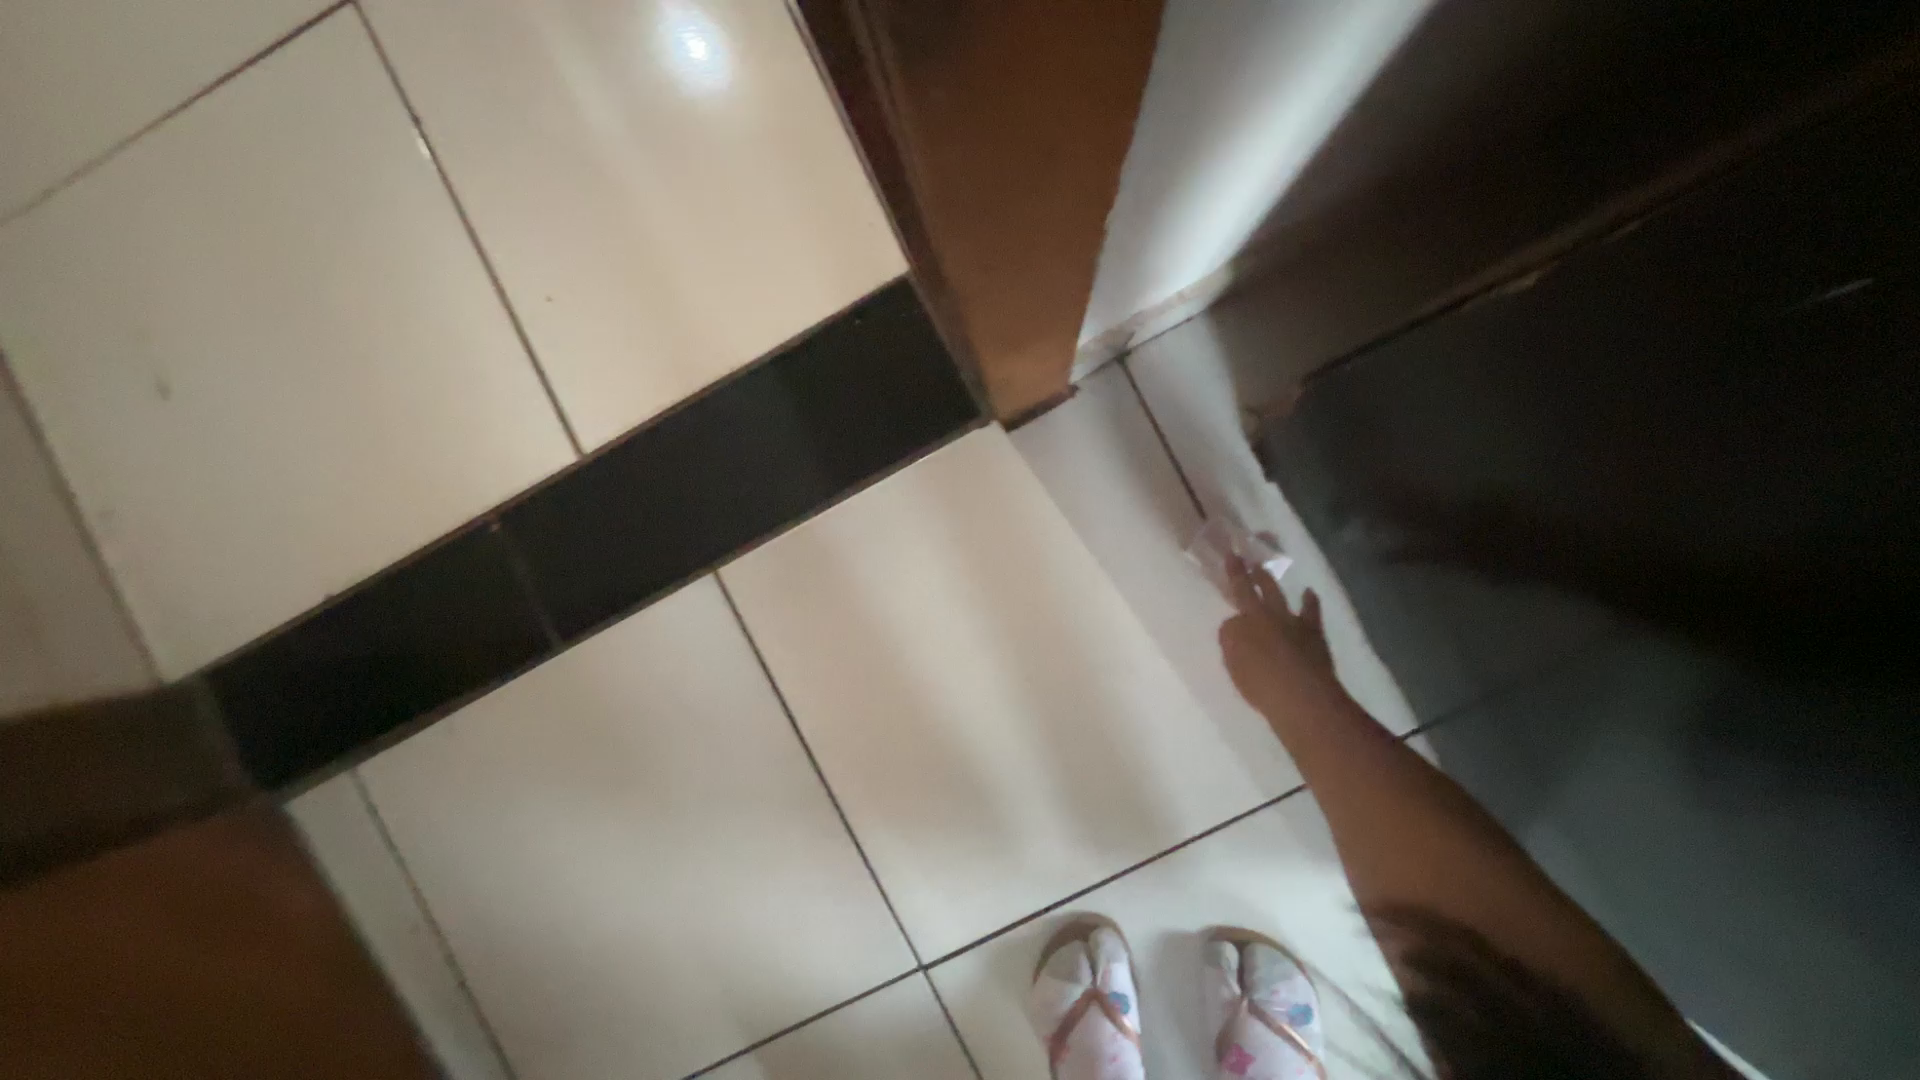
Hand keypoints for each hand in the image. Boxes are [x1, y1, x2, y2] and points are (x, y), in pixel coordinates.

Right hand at [1218, 557, 1342, 716]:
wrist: (1303, 698)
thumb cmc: (1261, 686)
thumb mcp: (1234, 665)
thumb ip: (1232, 643)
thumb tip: (1235, 628)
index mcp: (1245, 624)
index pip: (1236, 595)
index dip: (1234, 575)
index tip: (1231, 557)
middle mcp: (1267, 616)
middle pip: (1256, 590)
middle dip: (1248, 575)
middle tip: (1243, 559)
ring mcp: (1292, 623)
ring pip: (1279, 596)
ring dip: (1271, 583)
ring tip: (1264, 569)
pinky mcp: (1313, 633)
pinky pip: (1310, 612)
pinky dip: (1309, 602)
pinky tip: (1308, 593)